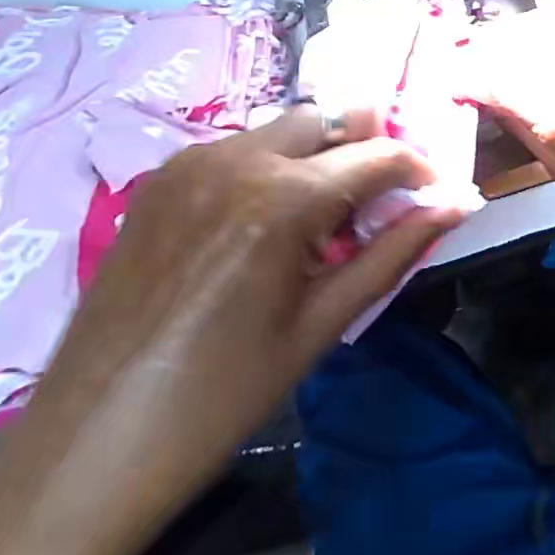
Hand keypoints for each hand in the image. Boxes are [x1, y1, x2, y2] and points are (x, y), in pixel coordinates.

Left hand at [0, 107, 465, 554]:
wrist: (97, 434)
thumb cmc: (227, 390)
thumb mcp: (323, 322)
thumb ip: (393, 252)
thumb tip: (457, 203)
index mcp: (284, 197)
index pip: (376, 154)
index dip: (415, 169)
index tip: (432, 192)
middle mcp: (237, 157)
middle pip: (323, 120)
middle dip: (358, 149)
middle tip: (370, 202)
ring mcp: (189, 161)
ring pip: (275, 130)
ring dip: (310, 157)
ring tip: (312, 219)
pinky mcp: (159, 177)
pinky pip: (230, 149)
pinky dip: (262, 168)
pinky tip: (254, 224)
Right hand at [458, 6, 554, 285]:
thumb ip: (516, 123)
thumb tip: (479, 95)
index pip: (502, 82)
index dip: (468, 78)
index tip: (452, 82)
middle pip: (522, 47)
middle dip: (486, 50)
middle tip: (468, 61)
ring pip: (550, 27)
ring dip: (515, 34)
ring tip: (496, 48)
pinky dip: (552, 26)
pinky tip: (536, 39)